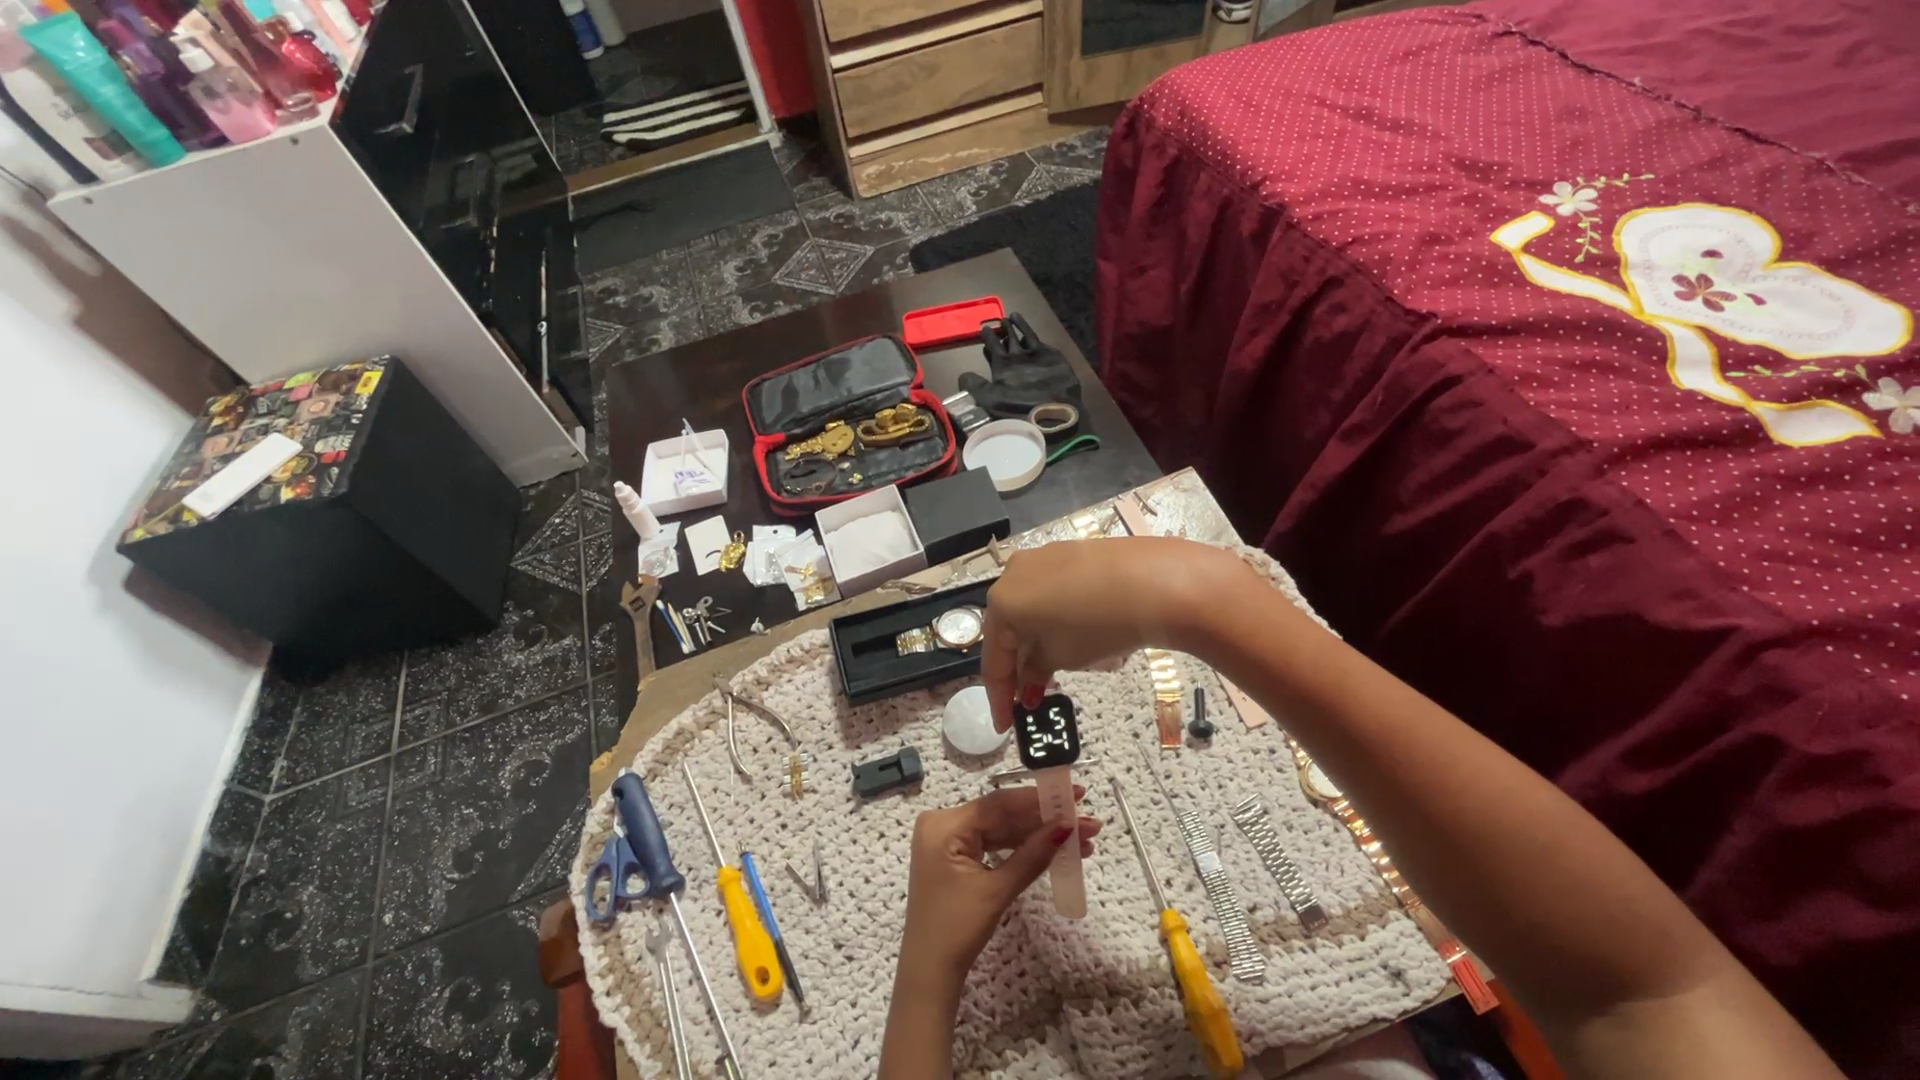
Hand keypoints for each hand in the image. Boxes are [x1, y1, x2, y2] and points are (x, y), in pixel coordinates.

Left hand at [898, 787, 1101, 987]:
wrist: (930, 971)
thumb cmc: (957, 929)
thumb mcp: (998, 890)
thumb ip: (1033, 854)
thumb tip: (1067, 826)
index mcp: (944, 824)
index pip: (999, 803)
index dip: (1040, 799)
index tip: (1076, 795)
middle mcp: (943, 823)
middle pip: (1003, 815)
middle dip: (1046, 820)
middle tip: (1088, 822)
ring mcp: (949, 840)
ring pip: (1002, 830)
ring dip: (1039, 835)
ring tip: (1082, 840)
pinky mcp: (956, 856)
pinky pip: (994, 844)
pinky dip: (1022, 848)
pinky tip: (1055, 849)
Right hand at [983, 537, 1244, 730]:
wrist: (1156, 581)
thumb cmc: (1098, 626)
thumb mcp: (1062, 657)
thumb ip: (1035, 671)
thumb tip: (1028, 681)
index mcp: (1001, 601)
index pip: (994, 659)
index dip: (999, 696)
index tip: (1005, 724)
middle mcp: (1015, 572)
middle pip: (1011, 629)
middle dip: (1021, 664)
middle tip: (1033, 695)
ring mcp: (1045, 557)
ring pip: (1035, 609)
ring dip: (1043, 641)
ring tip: (1066, 667)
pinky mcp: (1074, 552)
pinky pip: (1057, 592)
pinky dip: (1062, 618)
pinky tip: (1083, 635)